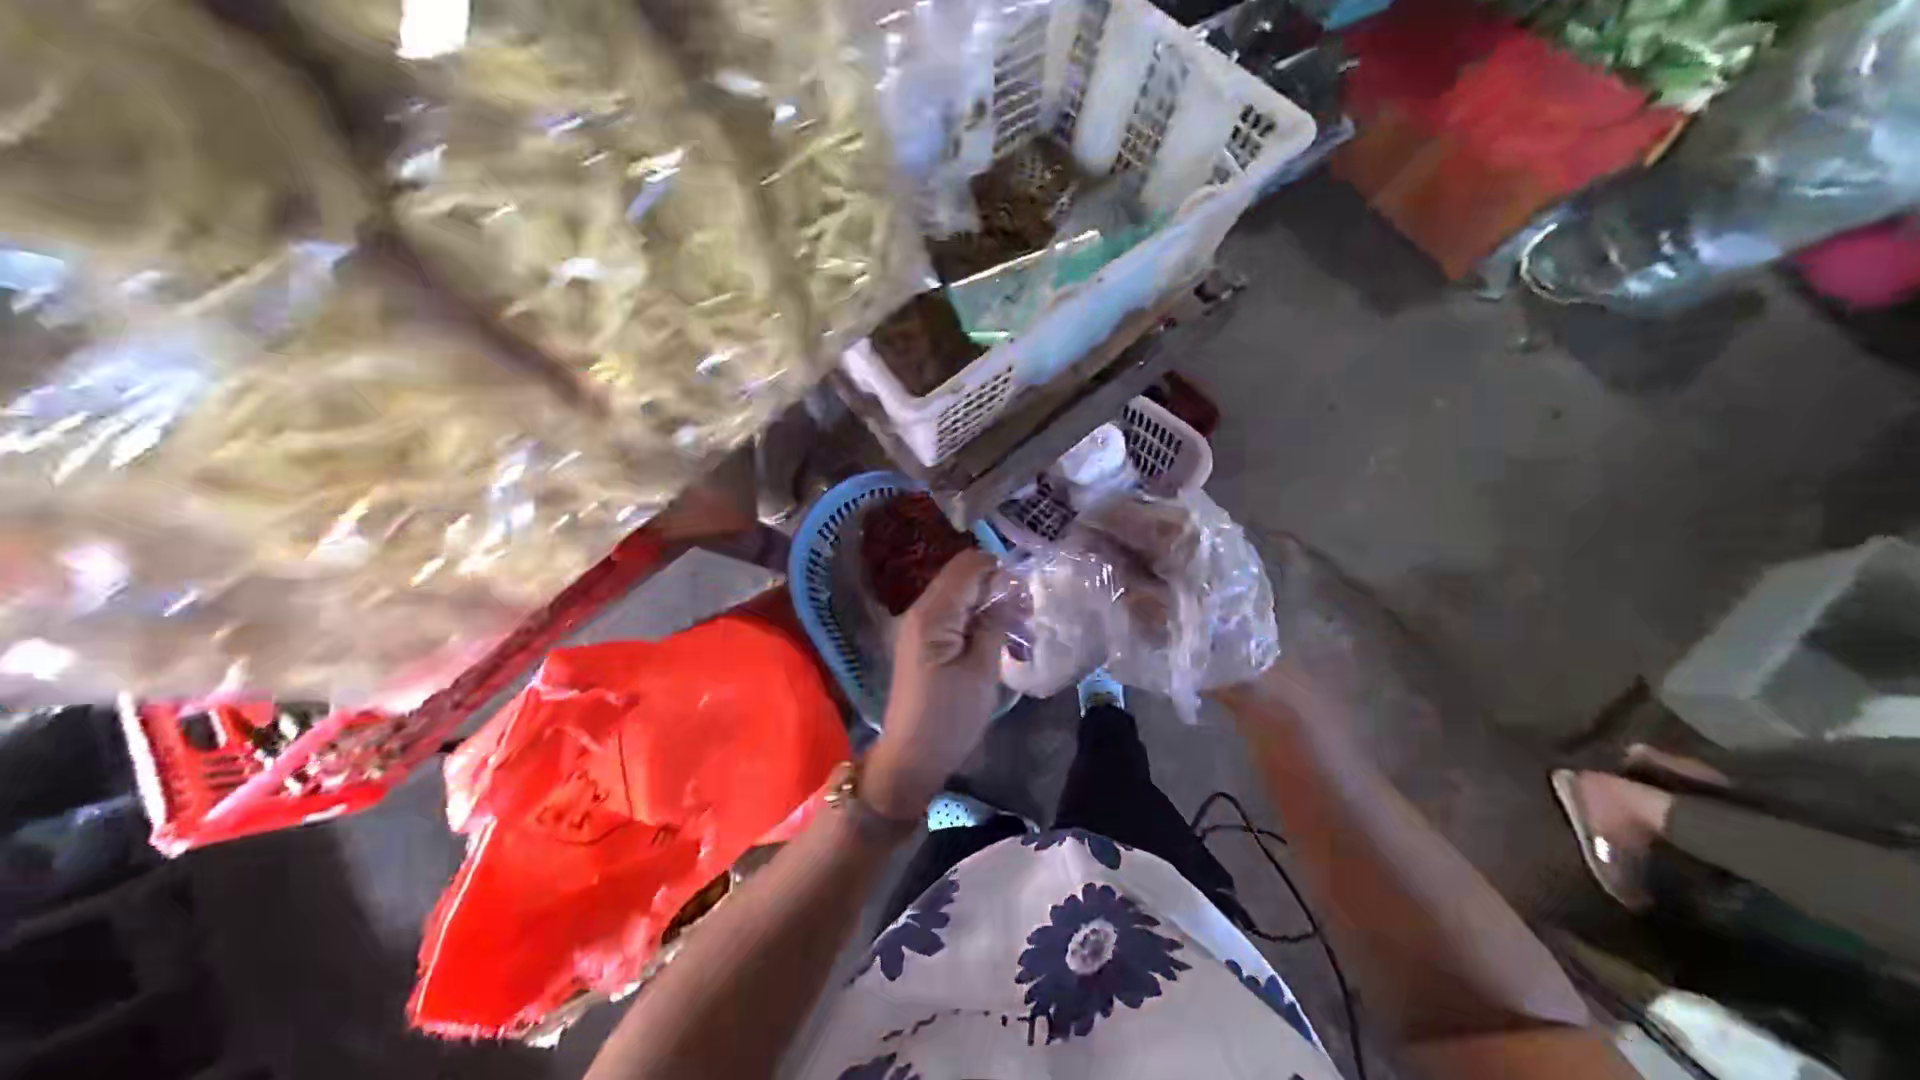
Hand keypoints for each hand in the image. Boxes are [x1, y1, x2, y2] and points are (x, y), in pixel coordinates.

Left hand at [863, 549, 1001, 819]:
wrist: (911, 758)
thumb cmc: (949, 717)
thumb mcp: (982, 671)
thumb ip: (995, 624)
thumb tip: (1011, 592)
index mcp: (933, 614)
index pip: (968, 565)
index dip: (1000, 569)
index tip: (1026, 592)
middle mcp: (920, 611)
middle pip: (961, 576)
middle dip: (995, 585)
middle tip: (1025, 611)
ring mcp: (918, 626)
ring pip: (958, 595)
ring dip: (986, 602)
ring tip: (1016, 625)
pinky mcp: (922, 642)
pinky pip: (951, 615)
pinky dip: (973, 618)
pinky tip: (994, 637)